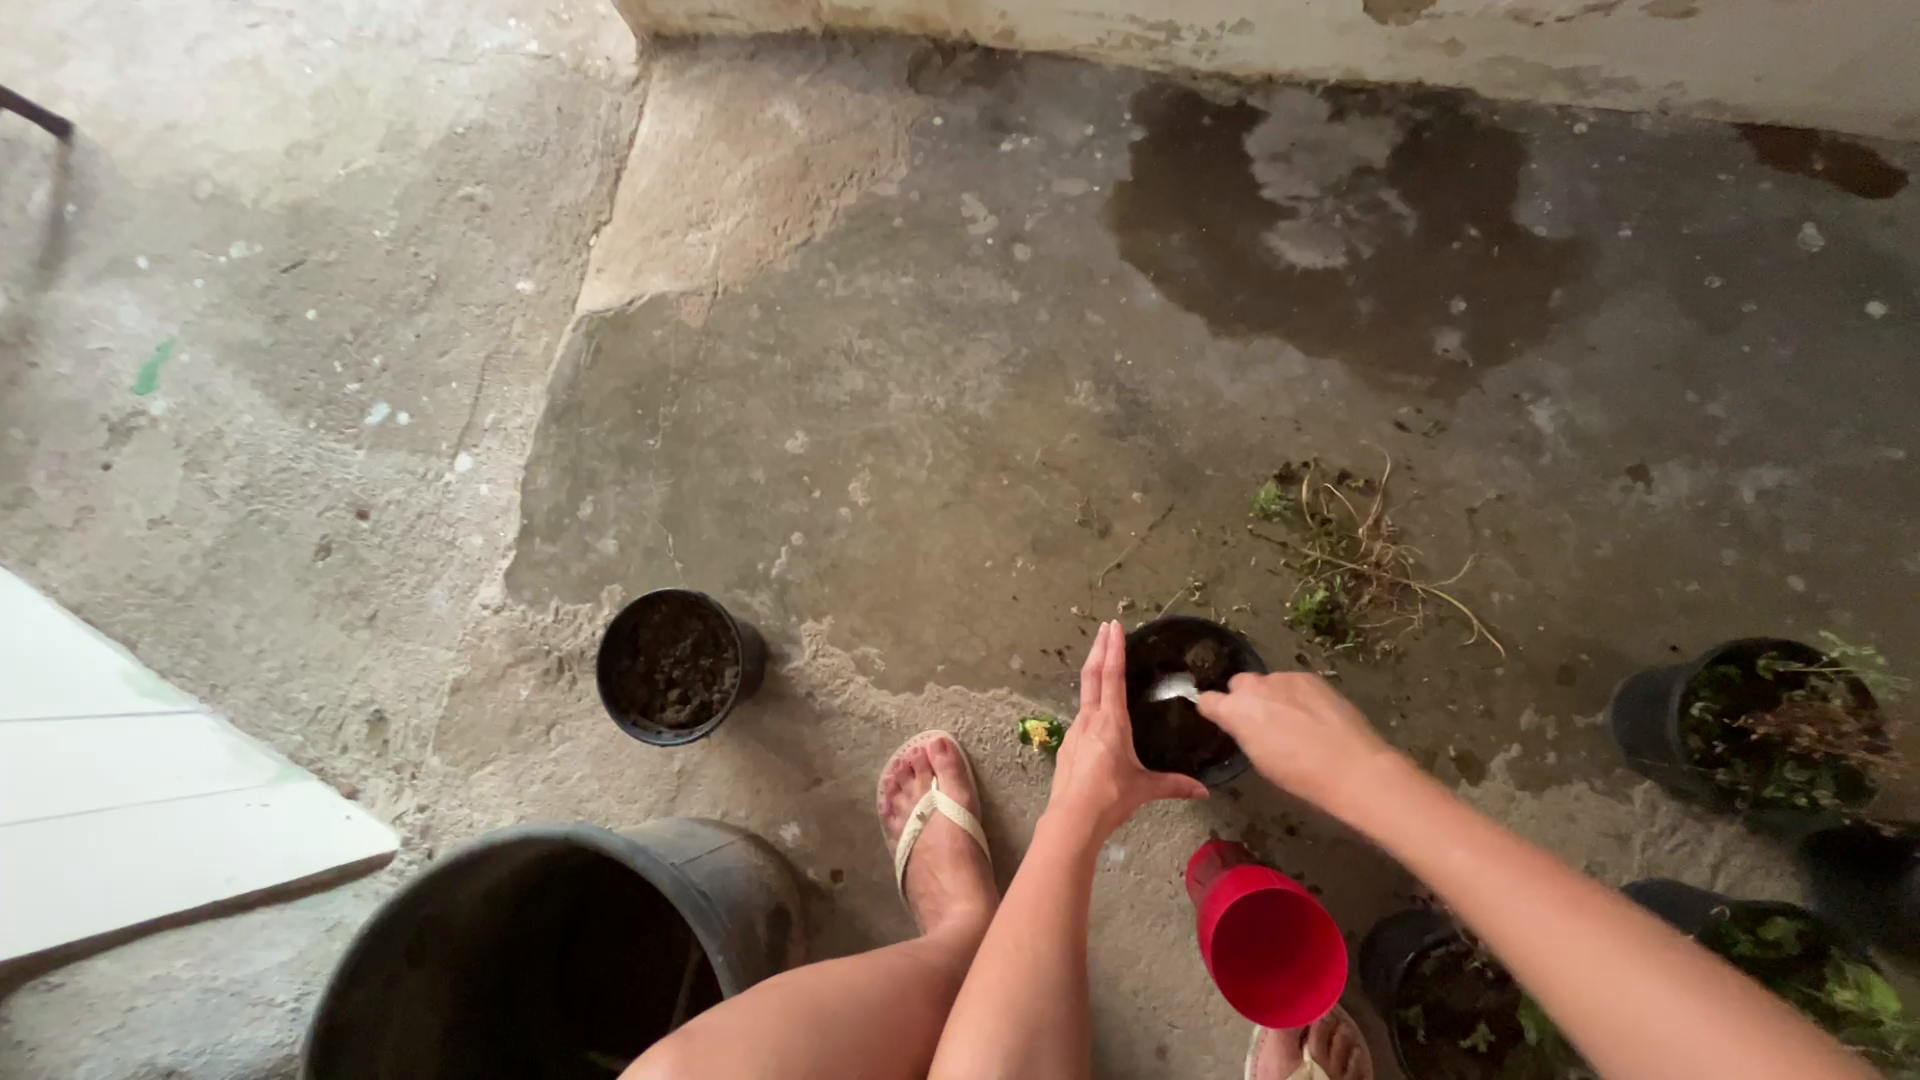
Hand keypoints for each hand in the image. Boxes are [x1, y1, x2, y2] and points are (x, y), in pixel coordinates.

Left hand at [1049, 621, 1207, 836]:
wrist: (1072, 817)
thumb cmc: (1110, 797)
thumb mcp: (1145, 789)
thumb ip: (1173, 785)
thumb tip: (1203, 791)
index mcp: (1111, 722)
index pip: (1112, 677)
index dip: (1114, 650)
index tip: (1114, 627)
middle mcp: (1090, 720)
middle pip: (1092, 675)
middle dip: (1100, 648)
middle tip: (1105, 627)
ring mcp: (1075, 731)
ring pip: (1084, 694)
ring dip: (1093, 672)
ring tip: (1100, 659)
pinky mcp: (1068, 745)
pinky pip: (1081, 716)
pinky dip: (1089, 701)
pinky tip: (1095, 709)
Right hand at [1196, 672, 1399, 811]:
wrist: (1352, 767)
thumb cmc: (1300, 775)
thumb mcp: (1258, 759)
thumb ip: (1243, 733)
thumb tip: (1243, 724)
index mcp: (1235, 711)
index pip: (1207, 700)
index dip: (1214, 710)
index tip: (1223, 720)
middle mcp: (1254, 687)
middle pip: (1238, 684)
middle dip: (1245, 699)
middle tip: (1262, 721)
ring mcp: (1284, 678)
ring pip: (1268, 682)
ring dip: (1273, 695)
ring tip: (1295, 719)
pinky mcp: (1310, 677)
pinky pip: (1293, 683)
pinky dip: (1297, 694)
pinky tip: (1314, 714)